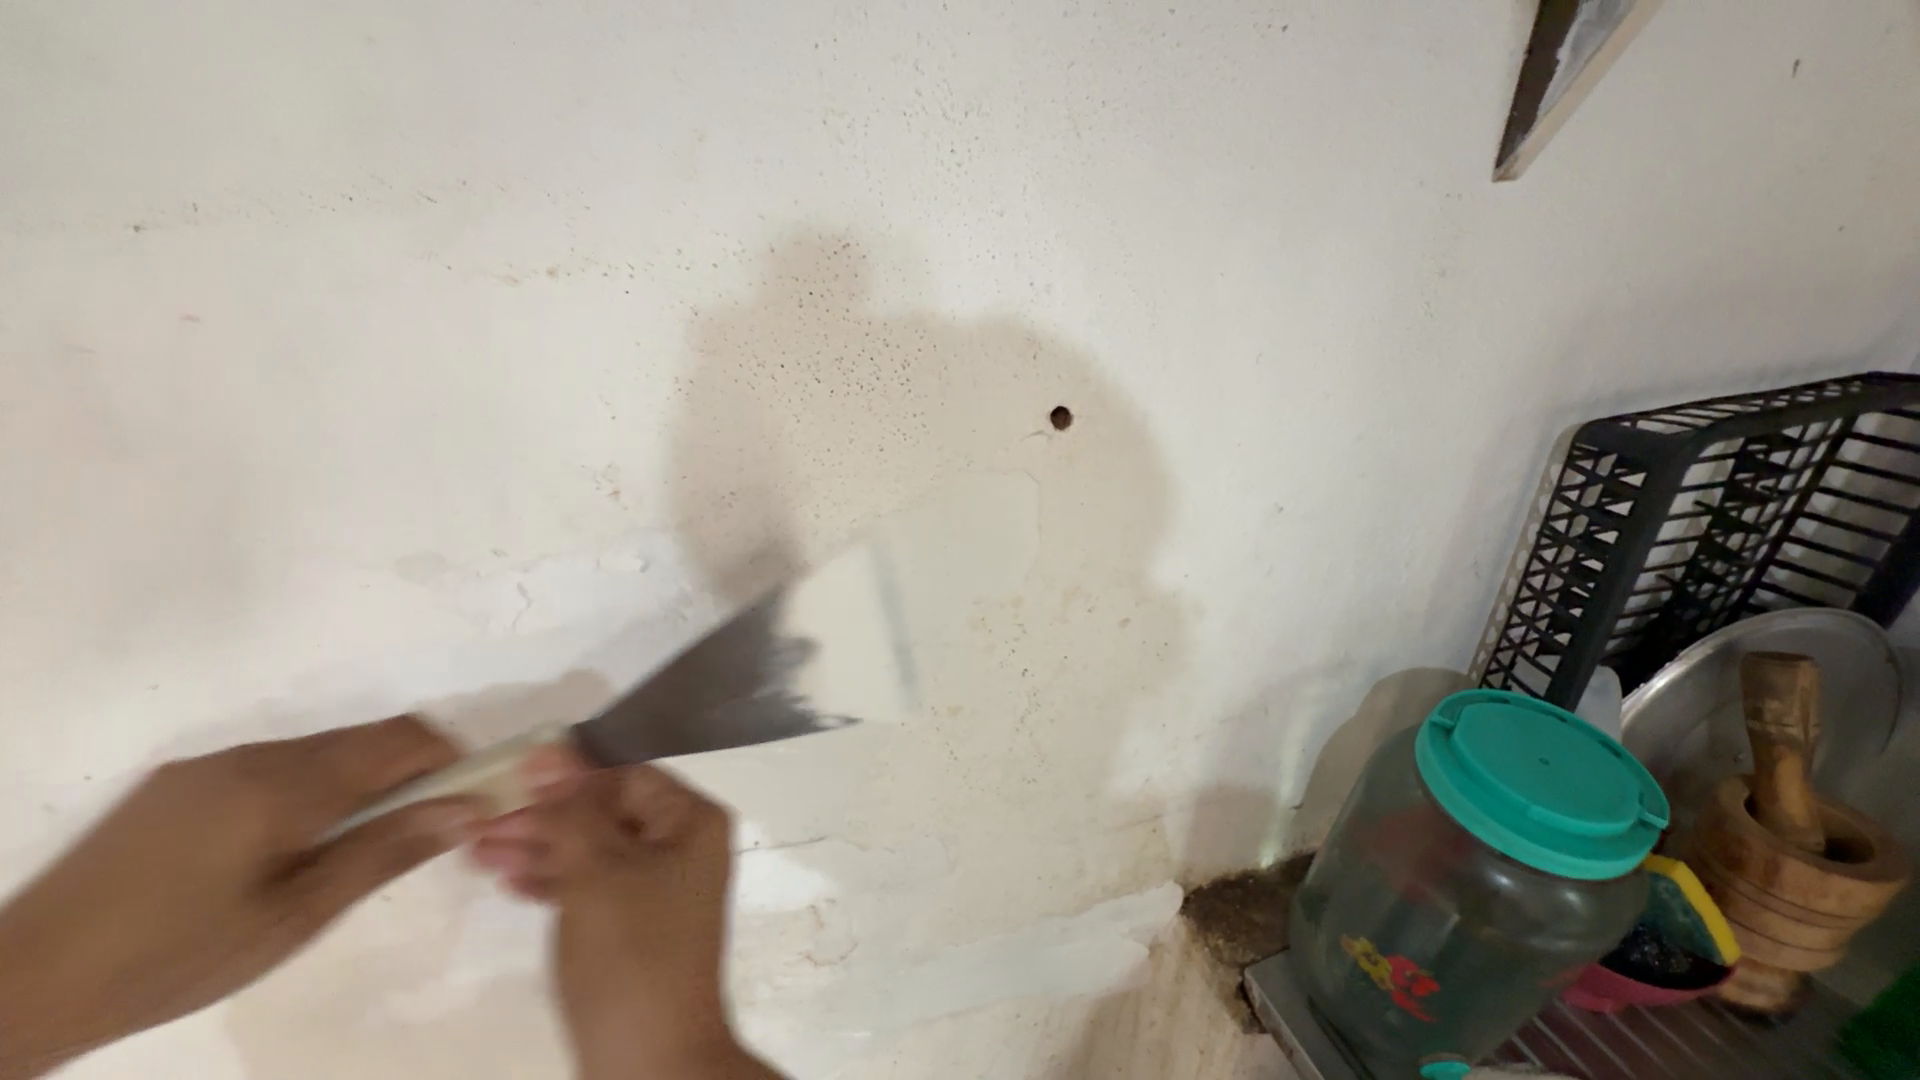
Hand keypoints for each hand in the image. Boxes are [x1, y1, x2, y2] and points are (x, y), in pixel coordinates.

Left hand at [0, 716, 480, 1077]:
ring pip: (328, 750)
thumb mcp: (297, 917)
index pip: (406, 739)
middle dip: (416, 770)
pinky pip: (281, 764)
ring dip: (366, 781)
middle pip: (370, 737)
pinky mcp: (184, 781)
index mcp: (288, 786)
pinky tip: (289, 846)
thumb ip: (388, 851)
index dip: (455, 758)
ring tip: (354, 847)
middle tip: (424, 829)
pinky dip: (317, 788)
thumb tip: (470, 808)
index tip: (471, 801)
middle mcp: (257, 757)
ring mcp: (215, 764)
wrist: (18, 985)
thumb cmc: (175, 959)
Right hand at [473, 761, 780, 1079]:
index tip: (511, 784)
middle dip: (548, 816)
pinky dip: (557, 880)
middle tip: (484, 826)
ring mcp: (663, 888)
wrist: (653, 1061)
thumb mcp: (596, 870)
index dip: (571, 777)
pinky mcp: (639, 925)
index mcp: (693, 821)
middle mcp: (686, 846)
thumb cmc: (631, 952)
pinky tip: (511, 880)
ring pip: (597, 849)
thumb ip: (571, 808)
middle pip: (610, 811)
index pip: (628, 776)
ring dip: (543, 846)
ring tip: (480, 853)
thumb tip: (550, 749)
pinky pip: (596, 885)